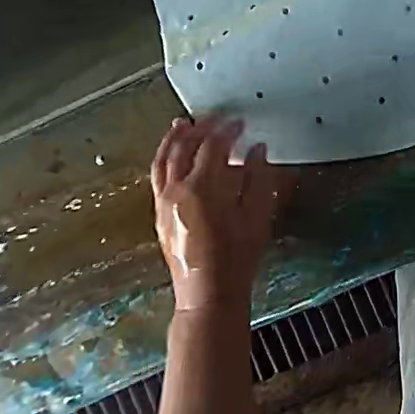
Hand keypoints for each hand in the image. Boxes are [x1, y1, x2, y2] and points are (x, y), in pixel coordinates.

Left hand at [151, 115, 289, 314]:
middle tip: (215, 118)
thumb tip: (258, 149)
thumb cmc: (236, 258)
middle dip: (201, 127)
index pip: (213, 146)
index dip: (228, 130)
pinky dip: (164, 157)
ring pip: (164, 159)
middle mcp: (177, 190)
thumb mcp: (256, 216)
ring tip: (183, 123)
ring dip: (174, 138)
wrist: (208, 295)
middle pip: (185, 146)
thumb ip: (258, 178)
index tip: (240, 123)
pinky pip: (156, 176)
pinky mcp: (159, 214)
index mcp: (202, 188)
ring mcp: (164, 202)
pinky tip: (171, 154)